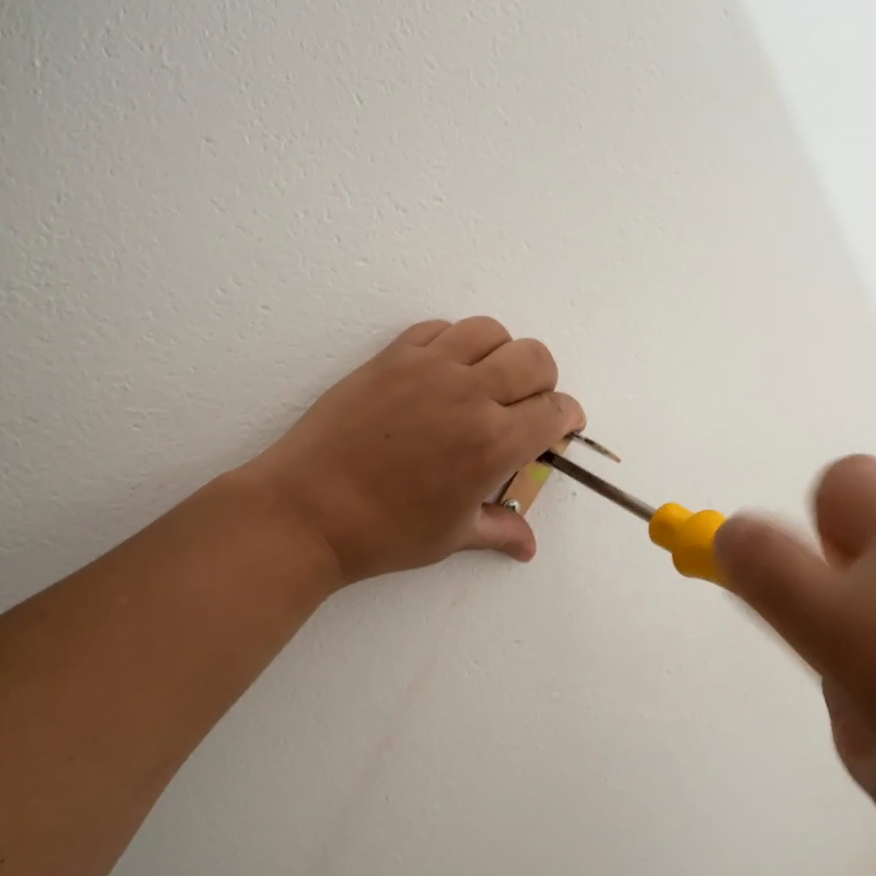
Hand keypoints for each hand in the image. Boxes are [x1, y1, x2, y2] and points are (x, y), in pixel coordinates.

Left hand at [248, 317, 584, 584]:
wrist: (308, 510)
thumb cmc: (384, 532)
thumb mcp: (451, 536)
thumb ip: (499, 530)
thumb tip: (527, 546)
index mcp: (493, 444)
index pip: (554, 411)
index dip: (566, 418)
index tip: (562, 426)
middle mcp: (469, 396)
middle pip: (534, 359)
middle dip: (545, 381)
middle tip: (529, 404)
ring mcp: (428, 369)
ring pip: (490, 331)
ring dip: (502, 352)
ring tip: (488, 379)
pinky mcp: (391, 357)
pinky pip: (438, 329)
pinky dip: (454, 342)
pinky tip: (445, 370)